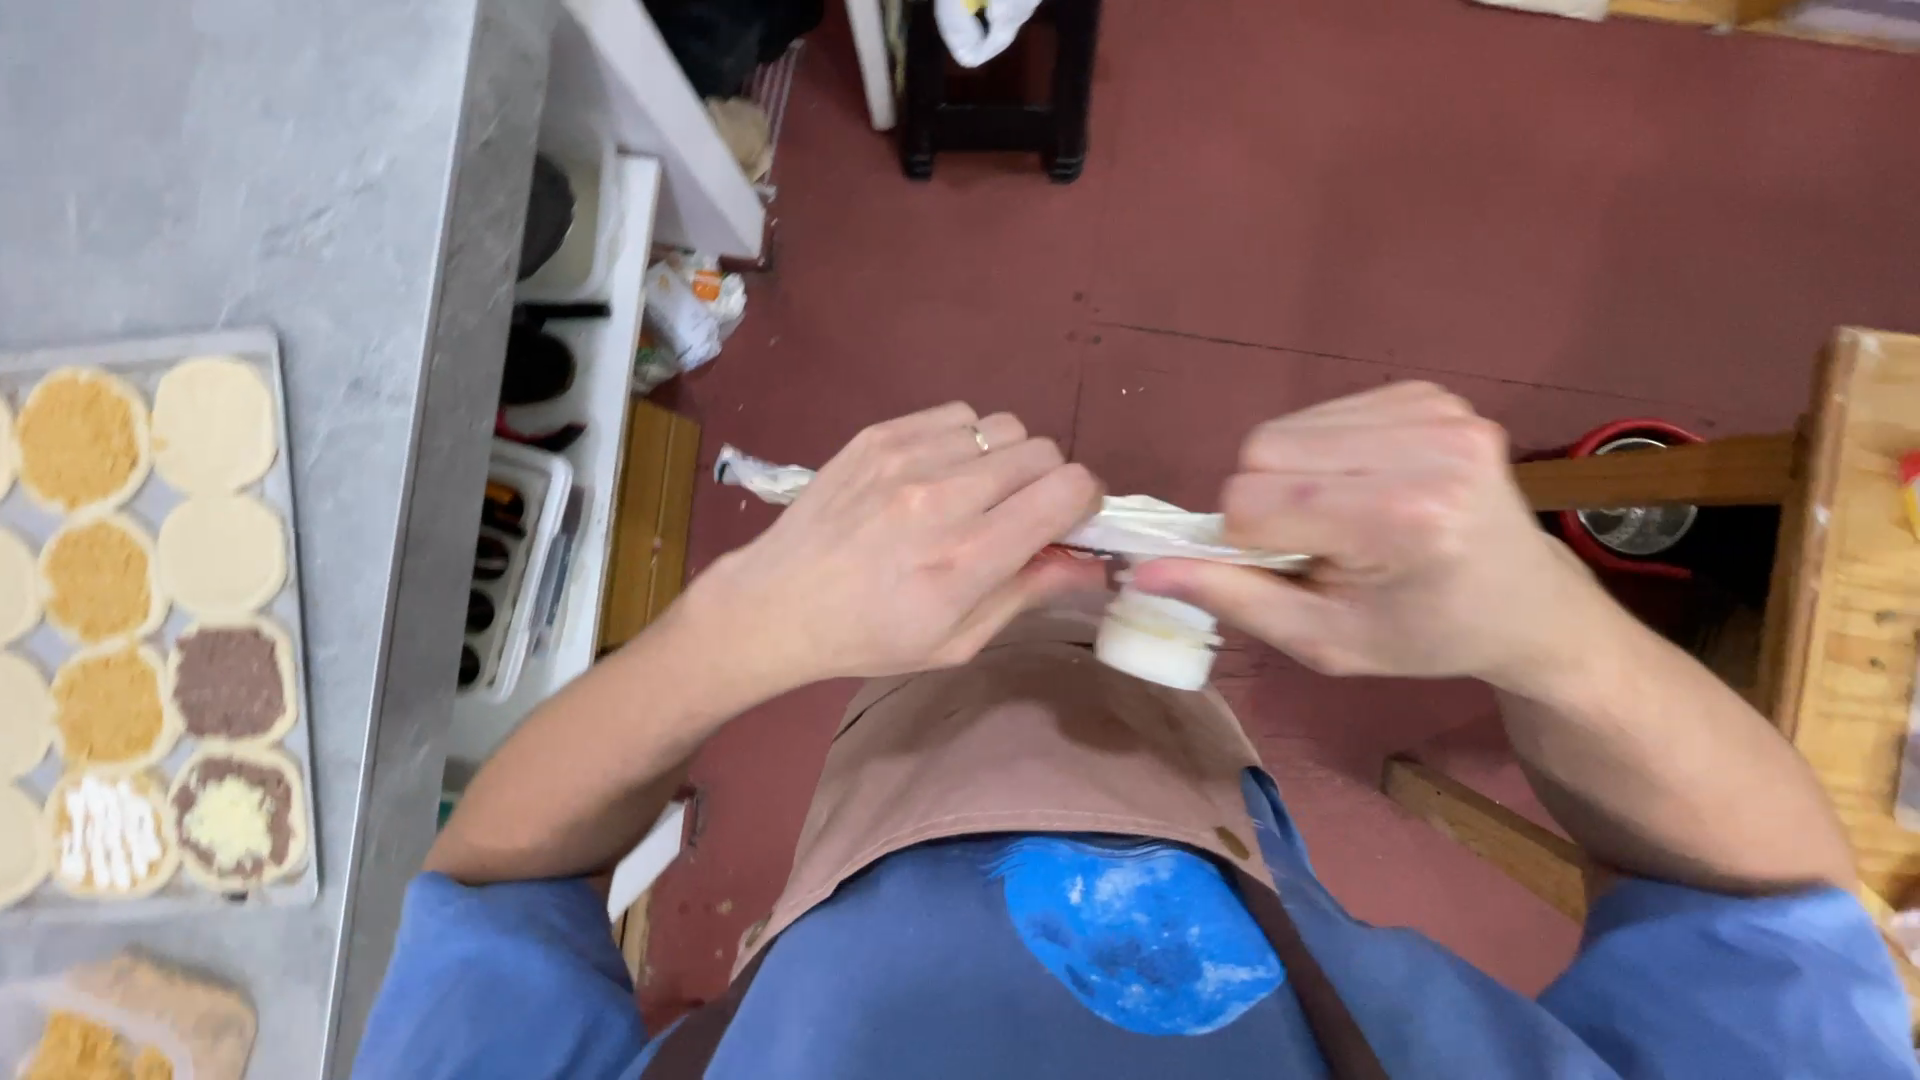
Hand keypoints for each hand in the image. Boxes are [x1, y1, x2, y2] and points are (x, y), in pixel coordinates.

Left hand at [686, 402, 1104, 690]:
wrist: (778, 603)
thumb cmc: (872, 636)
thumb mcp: (957, 641)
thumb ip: (1029, 592)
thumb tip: (1094, 563)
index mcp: (967, 557)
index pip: (1067, 491)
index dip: (1084, 503)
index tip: (1069, 522)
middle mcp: (942, 496)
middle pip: (1042, 452)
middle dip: (1049, 482)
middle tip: (1021, 512)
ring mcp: (906, 457)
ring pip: (1003, 427)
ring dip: (1006, 459)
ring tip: (976, 492)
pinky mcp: (879, 435)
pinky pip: (958, 414)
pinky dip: (965, 441)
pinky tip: (939, 473)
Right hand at [1130, 382, 1612, 698]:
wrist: (1526, 604)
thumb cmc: (1422, 634)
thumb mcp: (1322, 640)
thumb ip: (1230, 597)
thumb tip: (1141, 570)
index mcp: (1405, 519)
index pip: (1250, 502)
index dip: (1248, 544)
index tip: (1293, 570)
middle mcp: (1428, 447)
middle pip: (1260, 452)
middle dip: (1264, 503)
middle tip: (1315, 544)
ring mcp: (1437, 408)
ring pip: (1282, 429)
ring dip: (1289, 477)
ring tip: (1342, 516)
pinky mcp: (1430, 391)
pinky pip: (1318, 413)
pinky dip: (1317, 454)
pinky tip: (1360, 485)